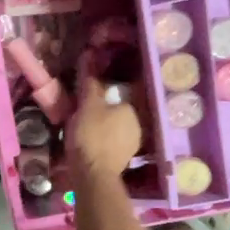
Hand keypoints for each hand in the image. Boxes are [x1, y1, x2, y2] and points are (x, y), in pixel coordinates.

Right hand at [68, 54, 142, 180]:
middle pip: (127, 105)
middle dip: (113, 101)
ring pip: (122, 122)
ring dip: (110, 118)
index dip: (119, 79)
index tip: (105, 75)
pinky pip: (116, 137)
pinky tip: (94, 134)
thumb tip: (89, 54)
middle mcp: (141, 123)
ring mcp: (134, 141)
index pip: (133, 86)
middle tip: (94, 97)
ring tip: (91, 116)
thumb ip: (89, 81)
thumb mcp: (87, 105)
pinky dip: (107, 133)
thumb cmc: (92, 135)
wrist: (92, 175)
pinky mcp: (124, 156)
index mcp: (136, 107)